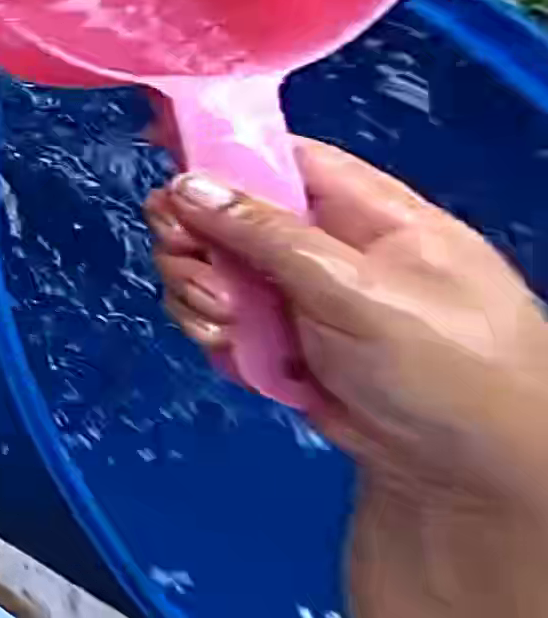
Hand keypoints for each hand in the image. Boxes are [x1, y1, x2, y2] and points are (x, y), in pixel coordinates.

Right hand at [145, 139, 547, 507]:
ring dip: (194, 287)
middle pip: (215, 206)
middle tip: (194, 263)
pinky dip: (203, 323)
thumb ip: (268, 234)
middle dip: (189, 235)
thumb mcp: (361, 293)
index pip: (280, 155)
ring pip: (196, 257)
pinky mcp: (259, 322)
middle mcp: (315, 241)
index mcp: (365, 216)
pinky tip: (231, 347)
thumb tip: (184, 183)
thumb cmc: (448, 374)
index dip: (218, 144)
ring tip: (226, 324)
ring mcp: (283, 284)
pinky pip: (199, 302)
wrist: (465, 480)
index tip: (155, 140)